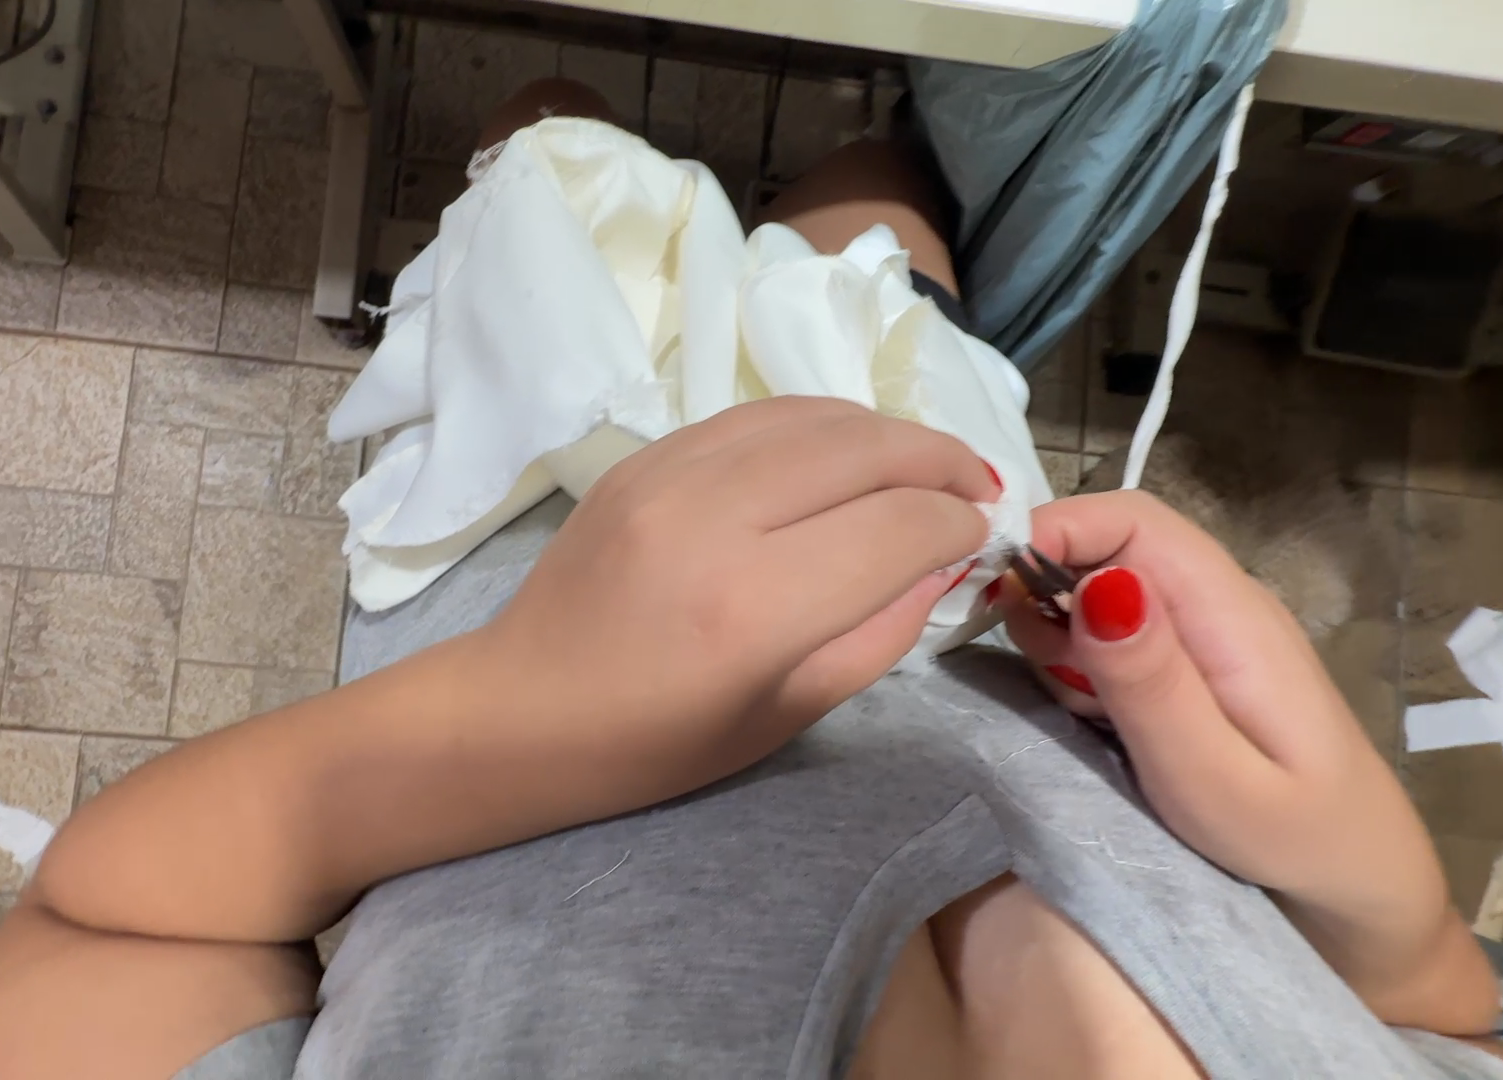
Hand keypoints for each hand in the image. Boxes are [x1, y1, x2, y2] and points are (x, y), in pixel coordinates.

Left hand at [470, 396, 994, 797]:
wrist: (523, 707)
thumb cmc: (653, 743)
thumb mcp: (785, 713)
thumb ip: (879, 631)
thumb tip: (941, 558)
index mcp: (753, 608)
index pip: (899, 527)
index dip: (958, 524)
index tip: (979, 534)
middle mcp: (712, 520)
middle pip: (863, 448)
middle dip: (940, 458)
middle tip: (974, 484)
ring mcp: (666, 474)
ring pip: (811, 414)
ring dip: (883, 431)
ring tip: (919, 462)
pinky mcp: (640, 458)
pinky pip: (753, 416)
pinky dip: (816, 424)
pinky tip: (839, 452)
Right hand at [998, 491, 1494, 1033]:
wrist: (1348, 887)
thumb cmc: (1291, 840)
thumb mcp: (1211, 776)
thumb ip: (1151, 681)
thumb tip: (1098, 581)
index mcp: (1229, 613)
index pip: (1131, 520)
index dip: (1053, 527)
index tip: (992, 584)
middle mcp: (1208, 601)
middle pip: (1098, 546)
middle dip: (1043, 594)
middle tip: (1049, 673)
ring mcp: (1188, 627)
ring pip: (1085, 589)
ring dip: (1054, 637)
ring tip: (1086, 709)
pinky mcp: (1169, 654)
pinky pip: (1093, 628)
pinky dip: (1068, 661)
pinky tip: (1094, 713)